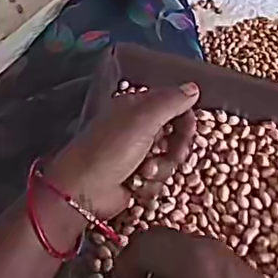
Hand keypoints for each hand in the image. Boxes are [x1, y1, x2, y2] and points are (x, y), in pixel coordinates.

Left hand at [44, 83, 199, 219]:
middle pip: (176, 135)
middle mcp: (138, 128)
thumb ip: (171, 101)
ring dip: (161, 168)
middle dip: (176, 148)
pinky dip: (150, 184)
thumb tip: (193, 88)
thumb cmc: (110, 148)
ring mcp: (137, 155)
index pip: (173, 105)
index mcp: (136, 107)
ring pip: (170, 161)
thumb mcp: (143, 118)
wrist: (84, 189)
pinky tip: (136, 184)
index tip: (188, 127)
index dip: (185, 117)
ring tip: (144, 171)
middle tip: (173, 154)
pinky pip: (160, 180)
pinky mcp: (137, 178)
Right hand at [112, 227, 277, 277]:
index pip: (137, 247)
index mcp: (188, 259)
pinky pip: (186, 253)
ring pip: (168, 245)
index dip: (122, 271)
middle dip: (136, 266)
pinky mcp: (225, 259)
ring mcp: (215, 249)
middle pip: (151, 240)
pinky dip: (173, 269)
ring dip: (155, 268)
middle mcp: (200, 244)